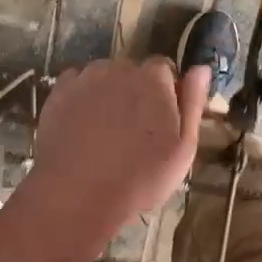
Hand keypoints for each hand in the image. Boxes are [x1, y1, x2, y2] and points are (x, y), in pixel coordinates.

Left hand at [25, 58, 202, 235]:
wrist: (77, 194)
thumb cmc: (140, 177)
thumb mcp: (183, 148)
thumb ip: (192, 103)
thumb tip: (201, 68)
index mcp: (154, 78)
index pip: (164, 69)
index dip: (163, 92)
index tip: (160, 120)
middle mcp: (120, 68)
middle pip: (133, 72)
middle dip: (135, 92)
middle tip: (132, 131)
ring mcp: (87, 77)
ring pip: (104, 77)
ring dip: (108, 93)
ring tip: (105, 131)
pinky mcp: (60, 90)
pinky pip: (77, 84)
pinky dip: (81, 98)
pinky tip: (81, 126)